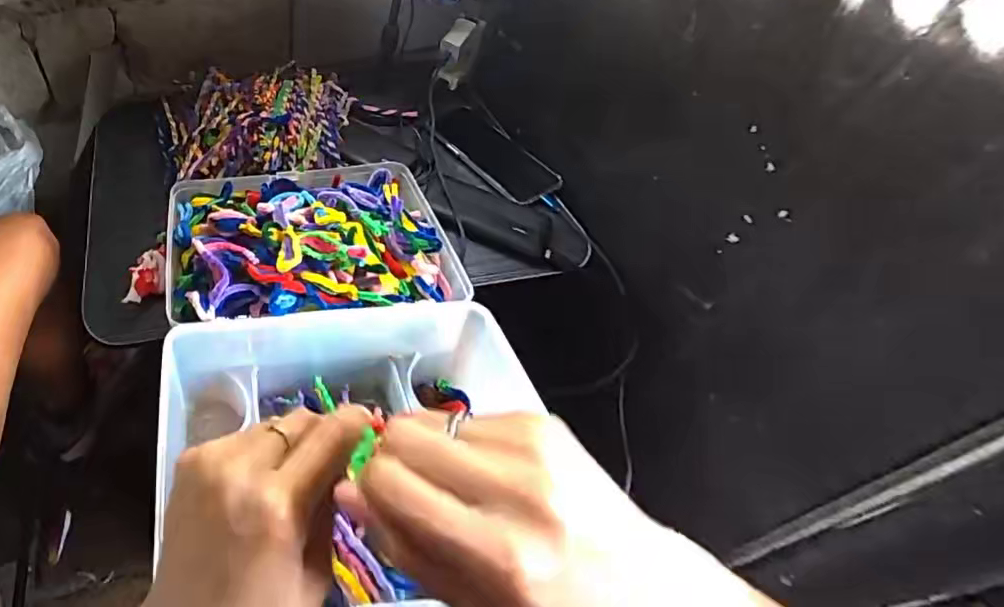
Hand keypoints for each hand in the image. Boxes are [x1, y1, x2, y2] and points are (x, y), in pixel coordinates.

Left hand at [148, 406, 373, 606]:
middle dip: (320, 430)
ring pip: (266, 425)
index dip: (352, 422)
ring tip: (291, 471)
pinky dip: (254, 450)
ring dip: (286, 441)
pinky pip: (236, 437)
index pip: (327, 438)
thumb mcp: (313, 577)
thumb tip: (342, 465)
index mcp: (276, 505)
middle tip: (334, 448)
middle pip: (295, 420)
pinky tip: (255, 479)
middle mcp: (240, 468)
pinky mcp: (188, 458)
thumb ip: (328, 513)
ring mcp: (208, 458)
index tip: (367, 417)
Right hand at [336, 413, 779, 606]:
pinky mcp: (541, 420)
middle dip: (390, 456)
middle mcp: (516, 489)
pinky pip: (466, 415)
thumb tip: (347, 491)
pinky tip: (487, 472)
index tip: (376, 499)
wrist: (656, 592)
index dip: (370, 486)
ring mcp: (532, 445)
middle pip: (402, 432)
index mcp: (501, 555)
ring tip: (453, 482)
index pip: (389, 480)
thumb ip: (406, 549)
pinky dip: (460, 440)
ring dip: (425, 446)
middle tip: (407, 486)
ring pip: (429, 416)